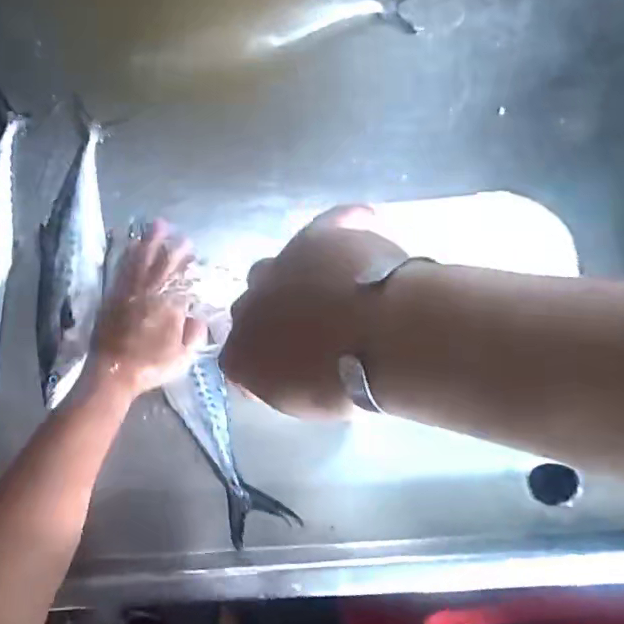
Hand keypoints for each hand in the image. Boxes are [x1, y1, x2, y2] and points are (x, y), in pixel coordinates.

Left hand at [87, 219, 207, 397]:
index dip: (184, 261)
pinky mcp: (111, 298)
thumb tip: (196, 316)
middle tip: (173, 230)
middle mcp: (148, 294)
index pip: (180, 276)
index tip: (190, 248)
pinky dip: (127, 256)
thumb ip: (194, 334)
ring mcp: (127, 294)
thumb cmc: (150, 367)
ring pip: (139, 262)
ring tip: (154, 227)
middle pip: (160, 263)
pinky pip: (121, 270)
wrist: (113, 373)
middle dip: (168, 245)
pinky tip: (130, 248)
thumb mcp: (182, 357)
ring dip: (147, 243)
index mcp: (169, 306)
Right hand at [220, 206, 409, 417]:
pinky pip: (330, 223)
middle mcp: (248, 303)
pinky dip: (344, 225)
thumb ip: (273, 382)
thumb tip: (268, 372)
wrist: (386, 340)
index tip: (288, 362)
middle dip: (275, 311)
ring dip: (297, 274)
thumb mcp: (298, 400)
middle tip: (314, 326)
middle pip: (253, 303)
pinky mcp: (318, 236)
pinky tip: (361, 229)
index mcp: (239, 349)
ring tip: (335, 287)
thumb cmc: (344, 383)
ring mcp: (279, 266)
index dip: (262, 353)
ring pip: (279, 264)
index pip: (237, 349)